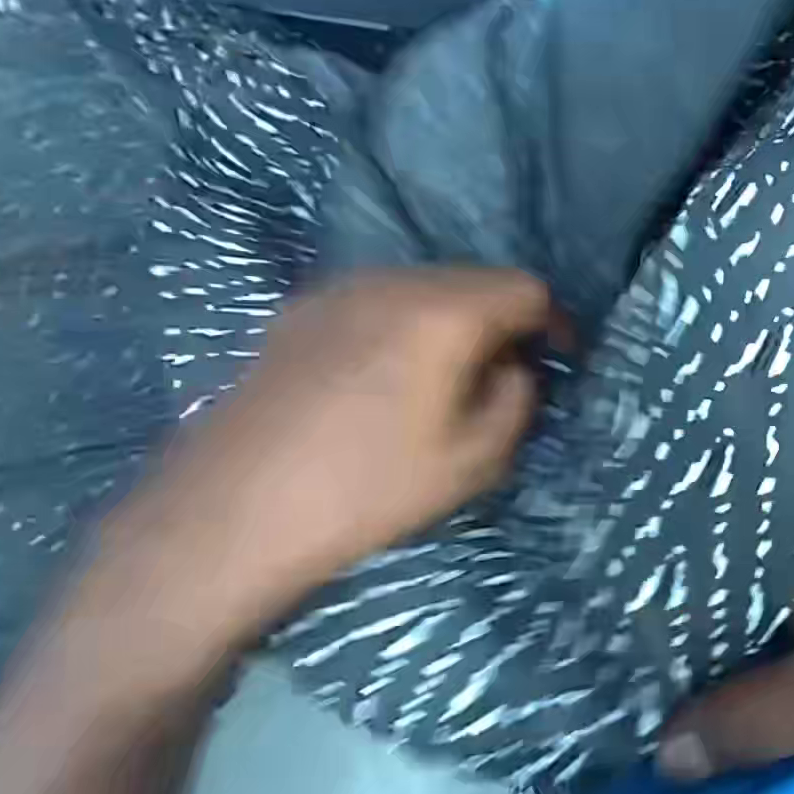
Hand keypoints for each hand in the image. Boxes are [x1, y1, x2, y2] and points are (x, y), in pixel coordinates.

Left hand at [102, 268, 559, 647]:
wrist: (232, 514)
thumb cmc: (375, 487)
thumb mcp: (482, 455)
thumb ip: (519, 395)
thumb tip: (514, 366)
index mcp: (443, 315)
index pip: (528, 289)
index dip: (557, 323)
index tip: (562, 362)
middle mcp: (391, 284)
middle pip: (480, 279)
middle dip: (511, 320)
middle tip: (516, 371)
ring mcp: (336, 293)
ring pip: (430, 284)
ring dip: (463, 319)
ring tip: (460, 372)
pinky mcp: (298, 312)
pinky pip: (383, 298)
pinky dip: (414, 322)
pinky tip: (400, 371)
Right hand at [657, 521, 793, 780]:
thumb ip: (747, 725)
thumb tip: (665, 751)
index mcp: (781, 541)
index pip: (690, 576)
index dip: (655, 626)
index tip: (624, 668)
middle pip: (722, 582)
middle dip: (691, 632)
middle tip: (647, 679)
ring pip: (756, 588)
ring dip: (734, 632)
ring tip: (690, 673)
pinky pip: (788, 590)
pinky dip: (770, 625)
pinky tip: (758, 654)